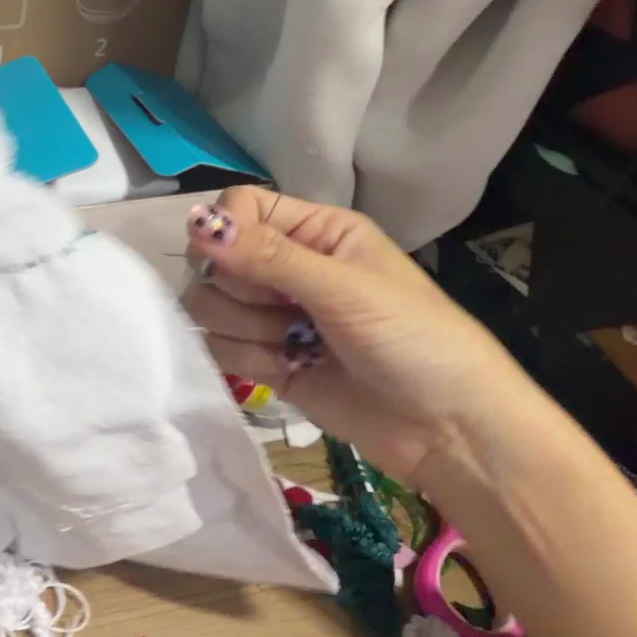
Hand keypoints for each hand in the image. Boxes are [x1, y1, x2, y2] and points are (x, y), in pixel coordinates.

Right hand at [181, 187, 532, 484]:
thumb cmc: (413, 340)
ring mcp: (269, 316)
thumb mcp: (343, 288)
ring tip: (296, 344)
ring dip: (247, 330)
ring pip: (208, 307)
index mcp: (315, 232)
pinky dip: (248, 361)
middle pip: (212, 261)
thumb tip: (194, 222)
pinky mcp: (260, 359)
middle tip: (287, 309)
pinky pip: (216, 348)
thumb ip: (267, 256)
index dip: (226, 233)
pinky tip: (289, 369)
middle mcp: (285, 267)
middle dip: (240, 292)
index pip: (239, 208)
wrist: (442, 428)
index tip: (238, 263)